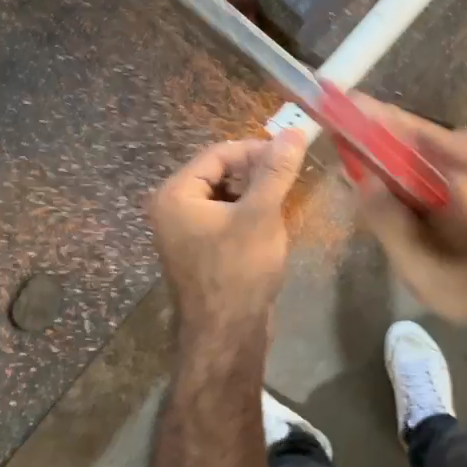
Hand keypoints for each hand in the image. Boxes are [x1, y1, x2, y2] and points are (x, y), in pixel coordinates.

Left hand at [150, 131, 306, 346]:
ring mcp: (185, 233)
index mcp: (175, 194)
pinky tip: (273, 222)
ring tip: (286, 197)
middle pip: (219, 173)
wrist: (227, 336)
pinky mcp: (201, 252)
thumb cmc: (239, 270)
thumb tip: (294, 131)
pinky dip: (248, 215)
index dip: (256, 149)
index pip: (218, 153)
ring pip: (225, 197)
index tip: (292, 153)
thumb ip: (275, 170)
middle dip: (256, 172)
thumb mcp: (260, 214)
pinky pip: (225, 219)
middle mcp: (172, 210)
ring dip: (255, 193)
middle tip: (292, 175)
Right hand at [346, 95, 466, 325]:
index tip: (326, 105)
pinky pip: (430, 158)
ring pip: (416, 144)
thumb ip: (387, 220)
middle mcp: (466, 148)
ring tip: (352, 158)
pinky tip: (388, 182)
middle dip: (368, 134)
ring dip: (386, 152)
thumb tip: (359, 179)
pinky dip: (405, 165)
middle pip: (404, 130)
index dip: (358, 116)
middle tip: (333, 139)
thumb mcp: (422, 265)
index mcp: (455, 164)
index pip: (395, 125)